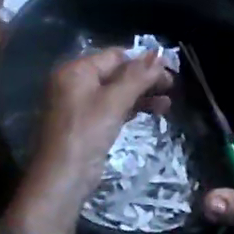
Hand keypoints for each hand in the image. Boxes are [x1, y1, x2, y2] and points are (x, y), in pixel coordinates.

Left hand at [7, 49, 171, 233]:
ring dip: (143, 94)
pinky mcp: (87, 123)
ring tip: (168, 103)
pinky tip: (154, 111)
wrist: (61, 181)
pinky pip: (113, 107)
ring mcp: (80, 104)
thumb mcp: (114, 101)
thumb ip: (138, 75)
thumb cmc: (86, 134)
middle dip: (145, 78)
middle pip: (117, 72)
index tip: (170, 70)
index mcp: (76, 70)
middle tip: (172, 86)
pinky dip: (132, 107)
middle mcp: (75, 82)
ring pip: (117, 91)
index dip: (143, 61)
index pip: (115, 55)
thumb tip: (159, 53)